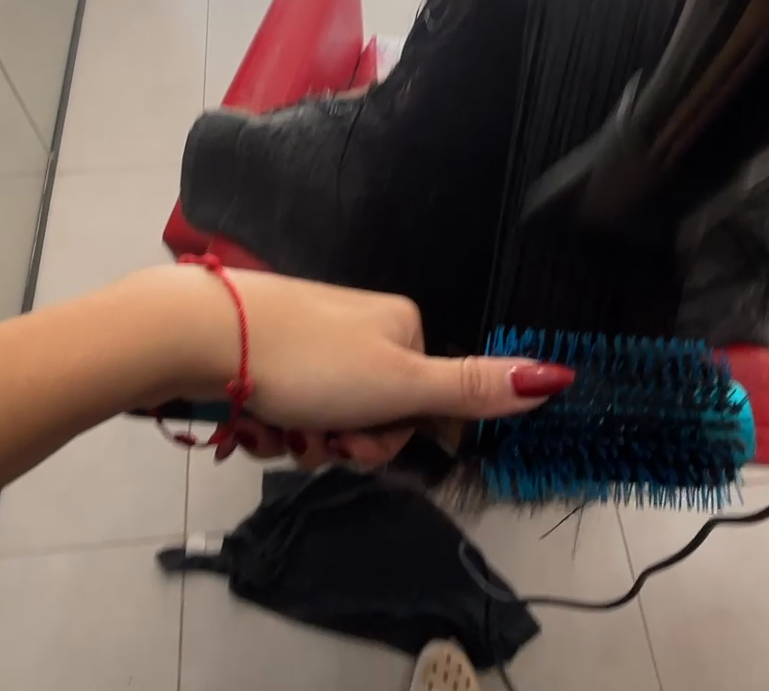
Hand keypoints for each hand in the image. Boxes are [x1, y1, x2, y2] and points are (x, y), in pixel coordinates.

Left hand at [137, 265, 573, 468]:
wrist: (209, 333)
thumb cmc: (313, 362)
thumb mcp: (400, 382)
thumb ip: (473, 386)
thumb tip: (558, 376)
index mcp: (402, 326)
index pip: (422, 403)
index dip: (390, 438)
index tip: (356, 442)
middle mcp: (364, 326)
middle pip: (375, 412)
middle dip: (346, 441)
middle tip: (315, 438)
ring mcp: (318, 336)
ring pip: (332, 415)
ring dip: (309, 439)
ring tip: (278, 429)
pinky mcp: (276, 350)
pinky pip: (295, 404)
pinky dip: (279, 424)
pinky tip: (256, 420)